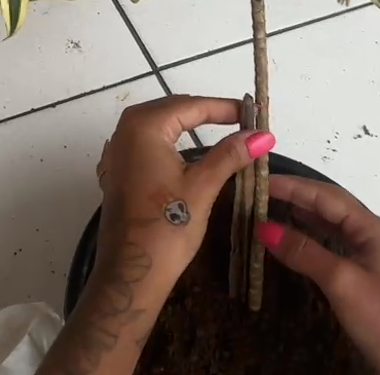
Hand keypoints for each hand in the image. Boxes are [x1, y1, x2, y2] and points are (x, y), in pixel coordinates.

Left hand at [92, 95, 274, 297]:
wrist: (131, 274)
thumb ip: (231, 154)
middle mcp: (125, 130)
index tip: (252, 112)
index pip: (191, 105)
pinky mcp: (116, 170)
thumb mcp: (203, 186)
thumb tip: (263, 135)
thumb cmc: (166, 227)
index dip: (223, 107)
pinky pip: (147, 142)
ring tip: (221, 130)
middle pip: (173, 110)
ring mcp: (117, 150)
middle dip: (206, 112)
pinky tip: (185, 150)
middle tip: (241, 121)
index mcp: (144, 126)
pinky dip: (170, 141)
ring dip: (188, 125)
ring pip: (159, 125)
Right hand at [257, 175, 379, 374]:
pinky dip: (312, 240)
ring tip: (271, 210)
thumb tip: (263, 227)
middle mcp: (374, 237)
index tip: (260, 180)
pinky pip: (335, 248)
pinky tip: (296, 244)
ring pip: (332, 228)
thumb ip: (304, 252)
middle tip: (261, 192)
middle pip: (330, 207)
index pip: (326, 195)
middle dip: (297, 196)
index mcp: (372, 228)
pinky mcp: (369, 283)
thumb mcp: (342, 282)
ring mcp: (373, 260)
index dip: (293, 185)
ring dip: (303, 217)